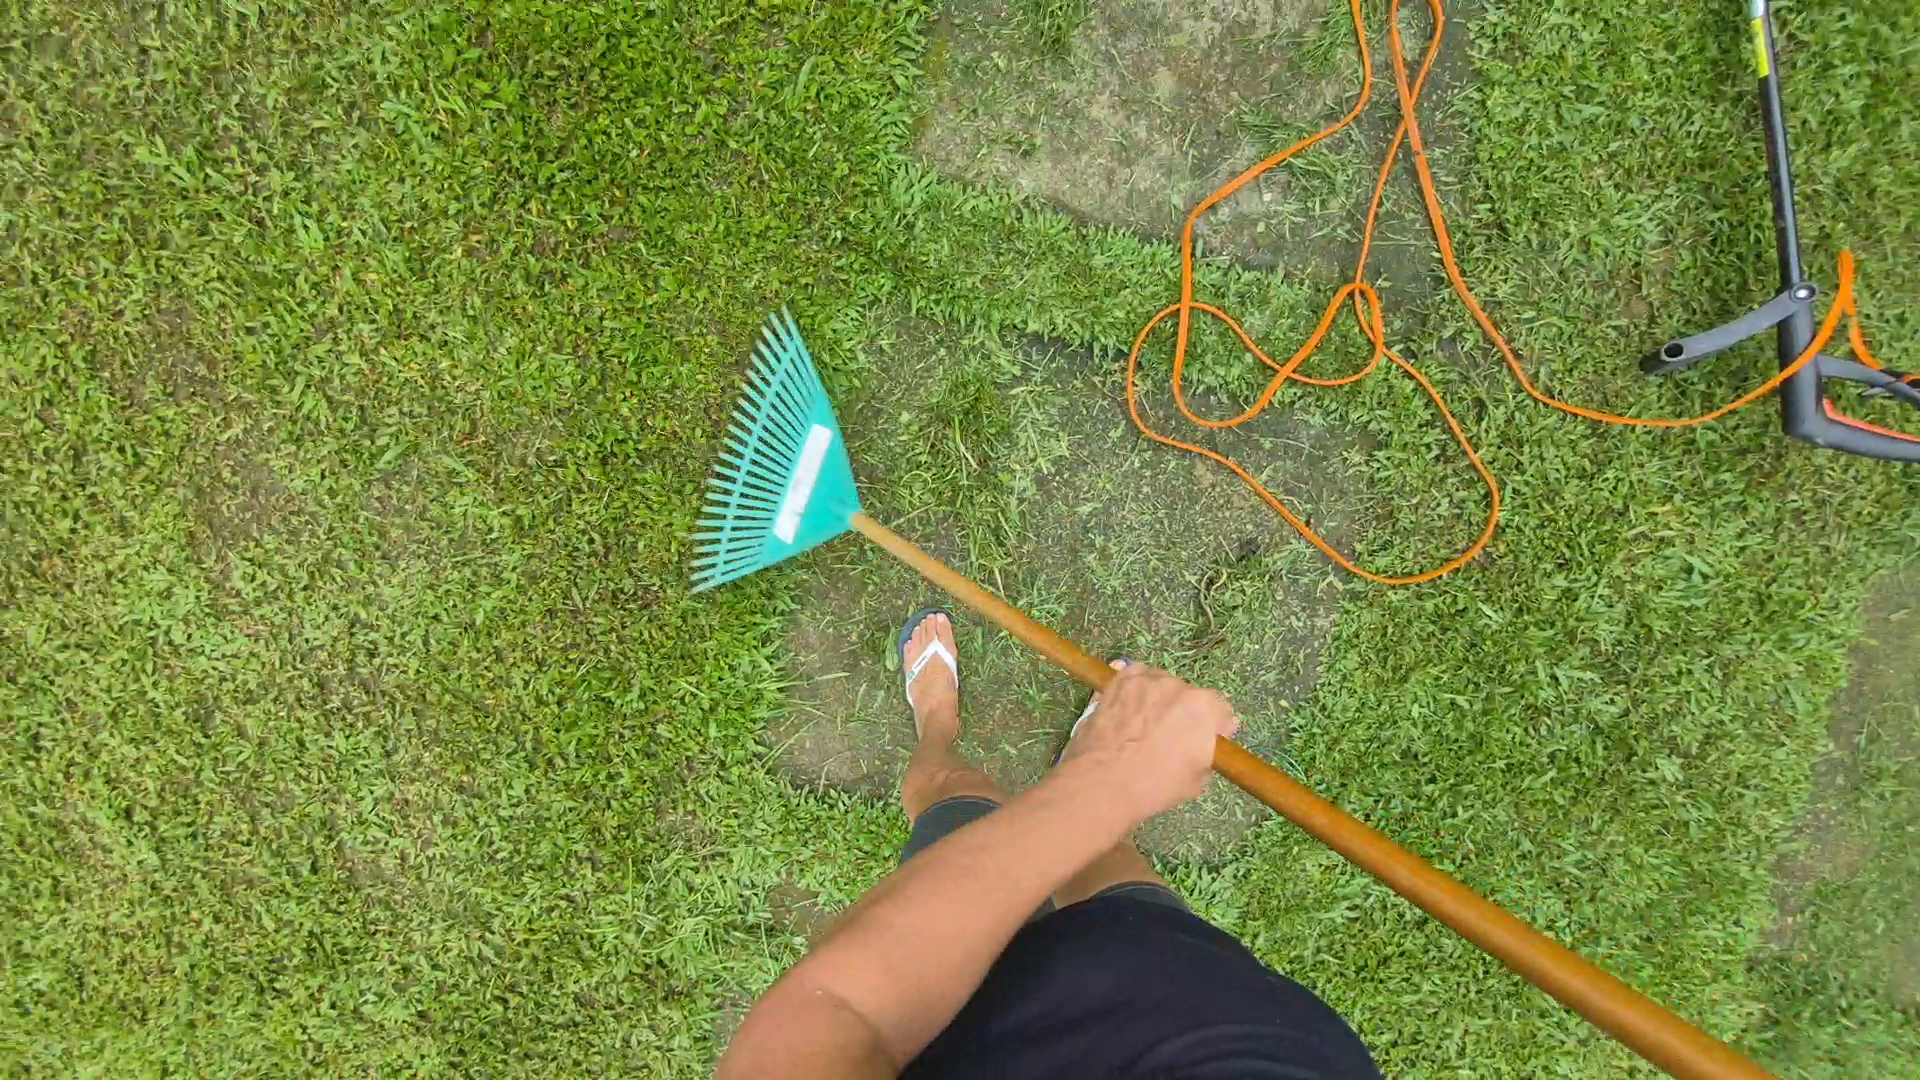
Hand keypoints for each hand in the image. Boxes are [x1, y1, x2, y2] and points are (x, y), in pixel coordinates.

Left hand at [1062, 664, 1237, 822]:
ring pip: (1161, 684)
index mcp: (1202, 706)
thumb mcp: (1199, 778)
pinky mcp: (1117, 682)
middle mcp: (1175, 685)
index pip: (1220, 708)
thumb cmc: (1157, 784)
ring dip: (1160, 699)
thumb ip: (1207, 751)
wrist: (1104, 780)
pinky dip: (1136, 689)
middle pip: (1188, 695)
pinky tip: (1130, 708)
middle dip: (1185, 712)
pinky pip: (1135, 677)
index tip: (1209, 739)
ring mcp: (1144, 679)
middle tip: (1173, 736)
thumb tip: (1202, 742)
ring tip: (1147, 723)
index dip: (1216, 726)